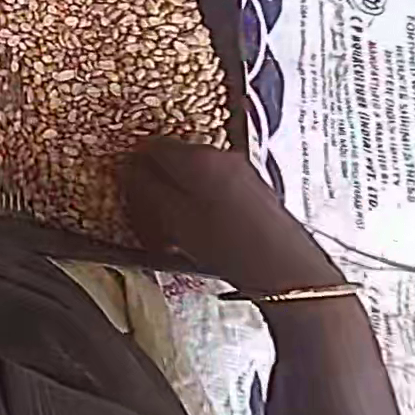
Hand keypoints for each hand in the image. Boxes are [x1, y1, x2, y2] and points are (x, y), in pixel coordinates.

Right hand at [119, 136, 342, 293]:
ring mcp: (239, 168)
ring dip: (178, 189)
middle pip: (175, 157)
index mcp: (196, 157)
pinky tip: (200, 225)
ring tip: (173, 223)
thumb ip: (147, 188)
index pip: (152, 145)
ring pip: (195, 171)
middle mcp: (219, 154)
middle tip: (148, 209)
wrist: (286, 270)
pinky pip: (214, 181)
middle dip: (157, 177)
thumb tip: (127, 167)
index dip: (135, 162)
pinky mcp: (253, 186)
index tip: (128, 184)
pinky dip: (200, 196)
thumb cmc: (224, 243)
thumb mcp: (174, 219)